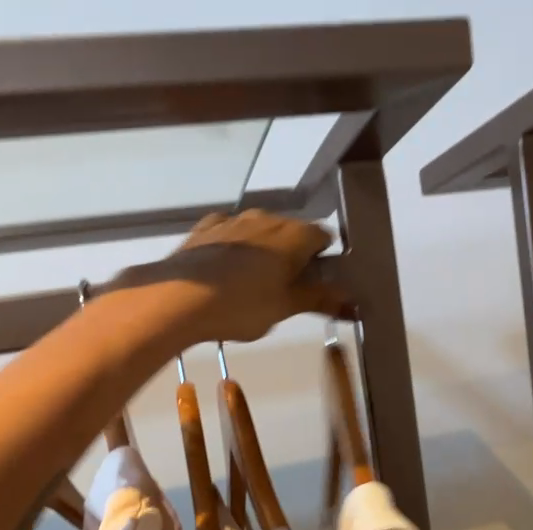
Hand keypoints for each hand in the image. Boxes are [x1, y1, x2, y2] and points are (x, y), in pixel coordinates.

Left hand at [117, 210, 347, 343]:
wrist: (179, 297)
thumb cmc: (242, 305)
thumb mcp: (286, 307)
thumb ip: (319, 300)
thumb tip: (352, 302)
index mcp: (294, 235)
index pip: (323, 237)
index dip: (326, 260)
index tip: (320, 284)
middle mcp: (266, 218)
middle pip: (292, 233)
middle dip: (296, 256)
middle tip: (290, 291)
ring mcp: (233, 220)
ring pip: (261, 232)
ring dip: (266, 251)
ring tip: (258, 283)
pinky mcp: (205, 228)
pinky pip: (231, 233)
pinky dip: (237, 248)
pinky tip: (229, 269)